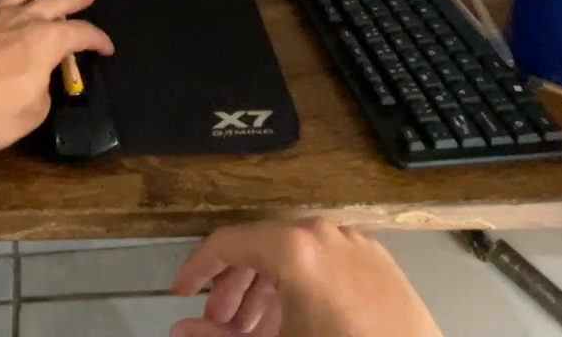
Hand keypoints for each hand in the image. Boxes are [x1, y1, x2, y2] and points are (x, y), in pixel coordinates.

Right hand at [170, 219, 440, 336]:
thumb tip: (182, 330)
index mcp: (293, 247)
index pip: (227, 243)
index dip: (198, 268)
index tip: (183, 291)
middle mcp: (322, 233)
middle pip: (260, 248)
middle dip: (234, 288)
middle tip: (218, 322)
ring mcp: (354, 245)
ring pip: (293, 257)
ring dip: (266, 292)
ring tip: (254, 330)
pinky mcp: (379, 263)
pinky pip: (325, 264)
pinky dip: (302, 288)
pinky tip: (295, 322)